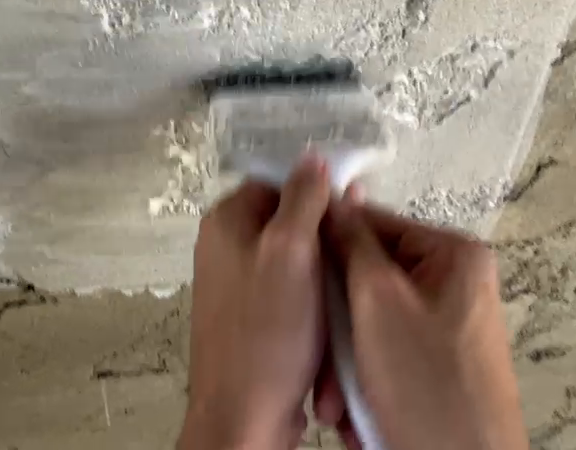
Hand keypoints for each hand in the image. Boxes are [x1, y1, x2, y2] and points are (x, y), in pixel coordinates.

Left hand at [180, 157, 331, 449]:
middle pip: (291, 230)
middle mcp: (226, 248)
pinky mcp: (251, 323)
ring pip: (299, 273)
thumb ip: (303, 200)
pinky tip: (325, 349)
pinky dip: (312, 326)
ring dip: (324, 299)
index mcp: (226, 221)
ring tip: (338, 323)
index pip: (278, 184)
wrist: (243, 419)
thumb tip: (312, 156)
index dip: (315, 197)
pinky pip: (292, 308)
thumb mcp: (292, 252)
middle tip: (350, 275)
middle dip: (325, 258)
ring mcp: (237, 288)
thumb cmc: (267, 332)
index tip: (348, 217)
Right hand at [317, 191, 527, 449]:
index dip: (329, 243)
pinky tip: (353, 411)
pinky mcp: (435, 368)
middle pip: (368, 276)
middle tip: (319, 357)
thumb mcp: (377, 300)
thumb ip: (350, 242)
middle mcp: (454, 284)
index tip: (296, 270)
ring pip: (370, 320)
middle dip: (336, 322)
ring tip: (334, 399)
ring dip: (343, 359)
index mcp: (454, 255)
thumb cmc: (428, 388)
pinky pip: (384, 352)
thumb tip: (330, 196)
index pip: (373, 222)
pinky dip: (363, 380)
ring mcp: (446, 328)